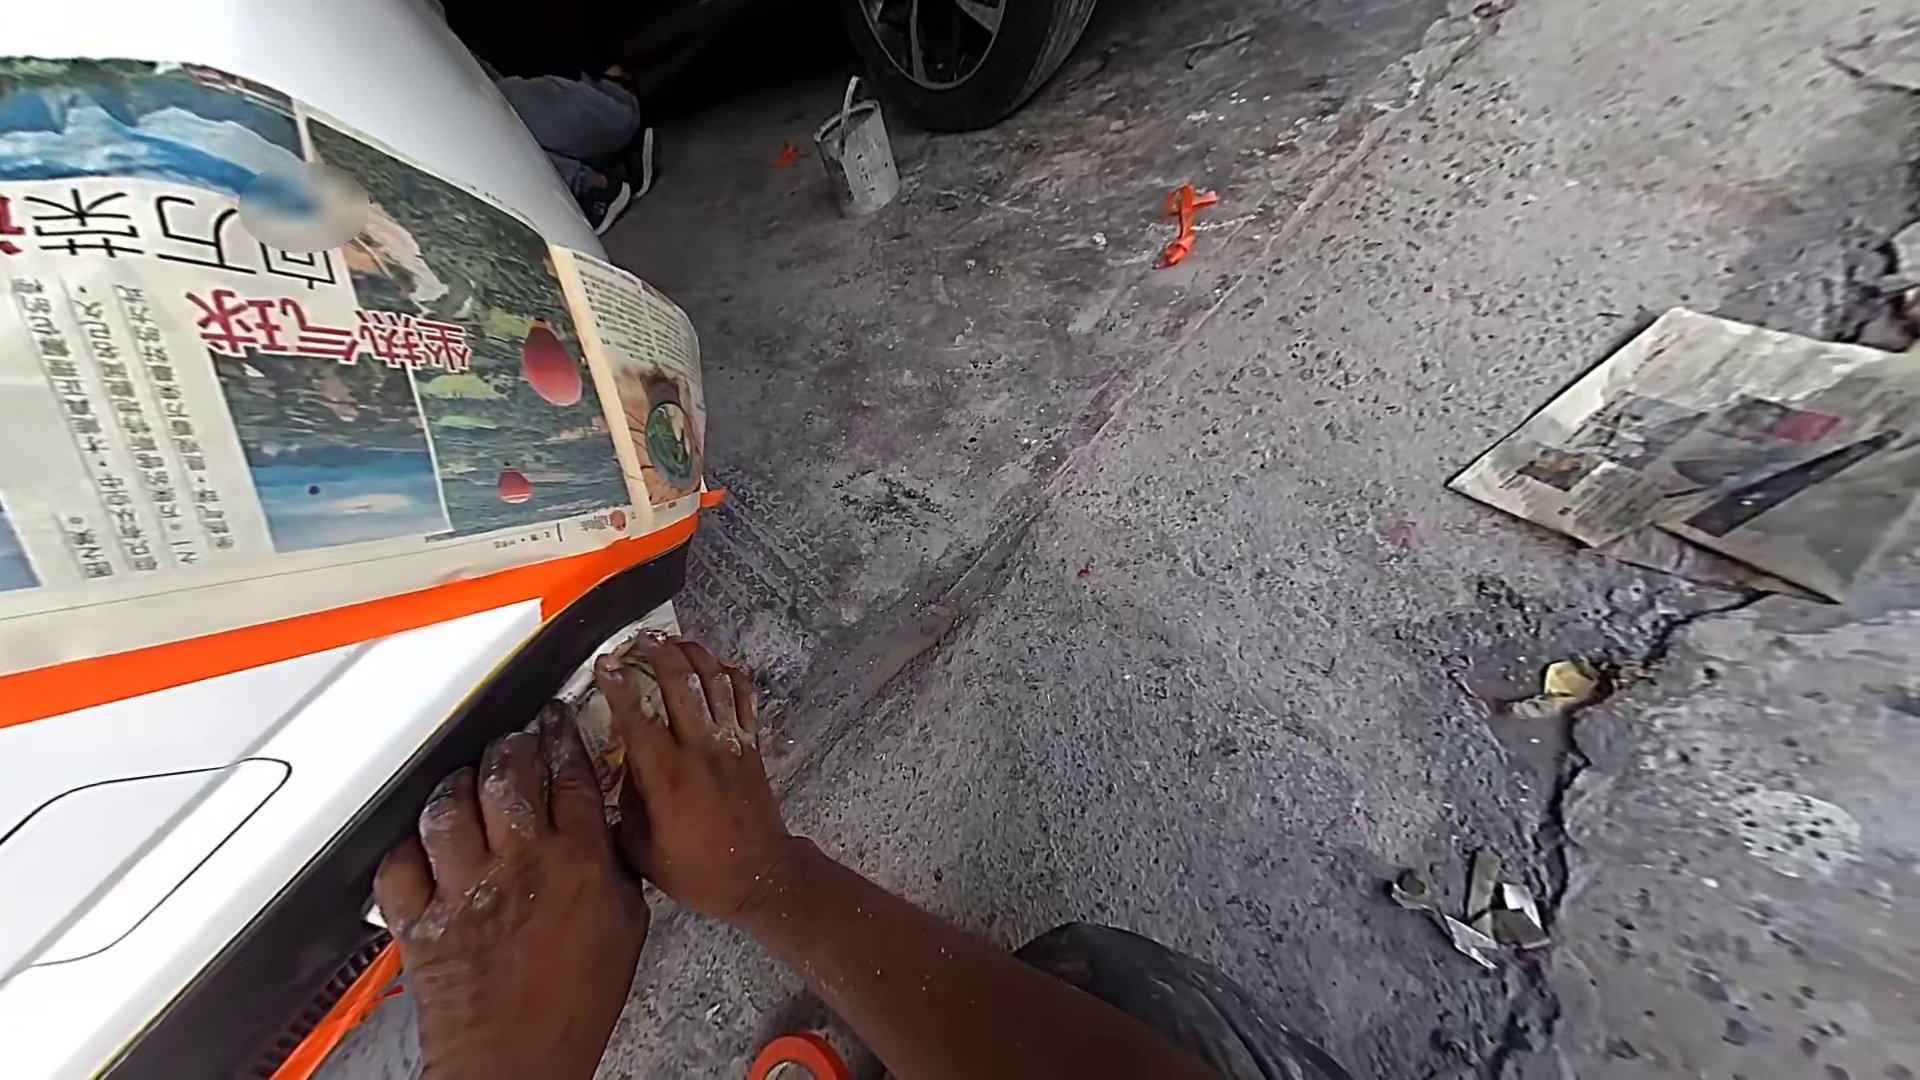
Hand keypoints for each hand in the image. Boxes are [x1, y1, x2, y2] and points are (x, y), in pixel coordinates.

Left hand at [374, 705, 648, 1079]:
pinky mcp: (422, 925)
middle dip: (511, 745)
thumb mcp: (628, 912)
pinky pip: (401, 865)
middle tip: (514, 737)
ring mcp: (468, 891)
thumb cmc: (583, 991)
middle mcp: (523, 862)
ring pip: (450, 810)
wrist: (521, 1060)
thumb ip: (614, 860)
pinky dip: (410, 842)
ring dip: (459, 781)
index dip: (564, 735)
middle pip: (509, 776)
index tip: (558, 716)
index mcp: (580, 857)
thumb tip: (602, 825)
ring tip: (470, 773)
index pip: (572, 773)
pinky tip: (428, 834)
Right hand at [595, 637, 798, 921]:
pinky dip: (735, 675)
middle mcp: (701, 747)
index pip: (637, 717)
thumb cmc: (696, 867)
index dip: (620, 685)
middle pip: (682, 684)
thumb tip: (622, 770)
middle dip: (661, 654)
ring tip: (677, 640)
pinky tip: (722, 662)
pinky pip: (746, 698)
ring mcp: (732, 741)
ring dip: (696, 655)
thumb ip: (625, 804)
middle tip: (643, 639)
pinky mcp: (753, 742)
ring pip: (716, 682)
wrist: (757, 871)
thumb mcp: (640, 848)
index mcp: (667, 774)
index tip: (606, 662)